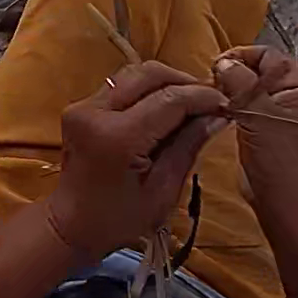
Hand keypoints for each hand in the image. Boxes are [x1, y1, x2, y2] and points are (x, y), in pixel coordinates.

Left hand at [46, 61, 228, 260]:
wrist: (70, 224)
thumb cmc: (119, 218)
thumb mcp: (163, 190)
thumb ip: (188, 146)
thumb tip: (218, 115)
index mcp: (117, 136)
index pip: (169, 99)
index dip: (202, 96)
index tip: (227, 103)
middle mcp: (94, 111)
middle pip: (148, 74)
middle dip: (183, 82)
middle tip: (209, 101)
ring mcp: (82, 106)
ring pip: (132, 74)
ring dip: (164, 83)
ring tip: (190, 103)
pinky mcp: (79, 107)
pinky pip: (119, 86)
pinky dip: (144, 90)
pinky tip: (163, 108)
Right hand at [211, 46, 297, 229]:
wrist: (290, 210)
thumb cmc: (279, 161)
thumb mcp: (258, 114)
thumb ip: (239, 82)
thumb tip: (223, 62)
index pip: (268, 55)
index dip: (239, 57)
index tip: (211, 69)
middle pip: (261, 71)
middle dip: (233, 74)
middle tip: (208, 86)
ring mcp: (288, 116)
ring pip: (254, 91)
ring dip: (232, 92)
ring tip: (211, 100)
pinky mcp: (274, 133)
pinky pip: (252, 109)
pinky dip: (235, 108)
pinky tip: (220, 114)